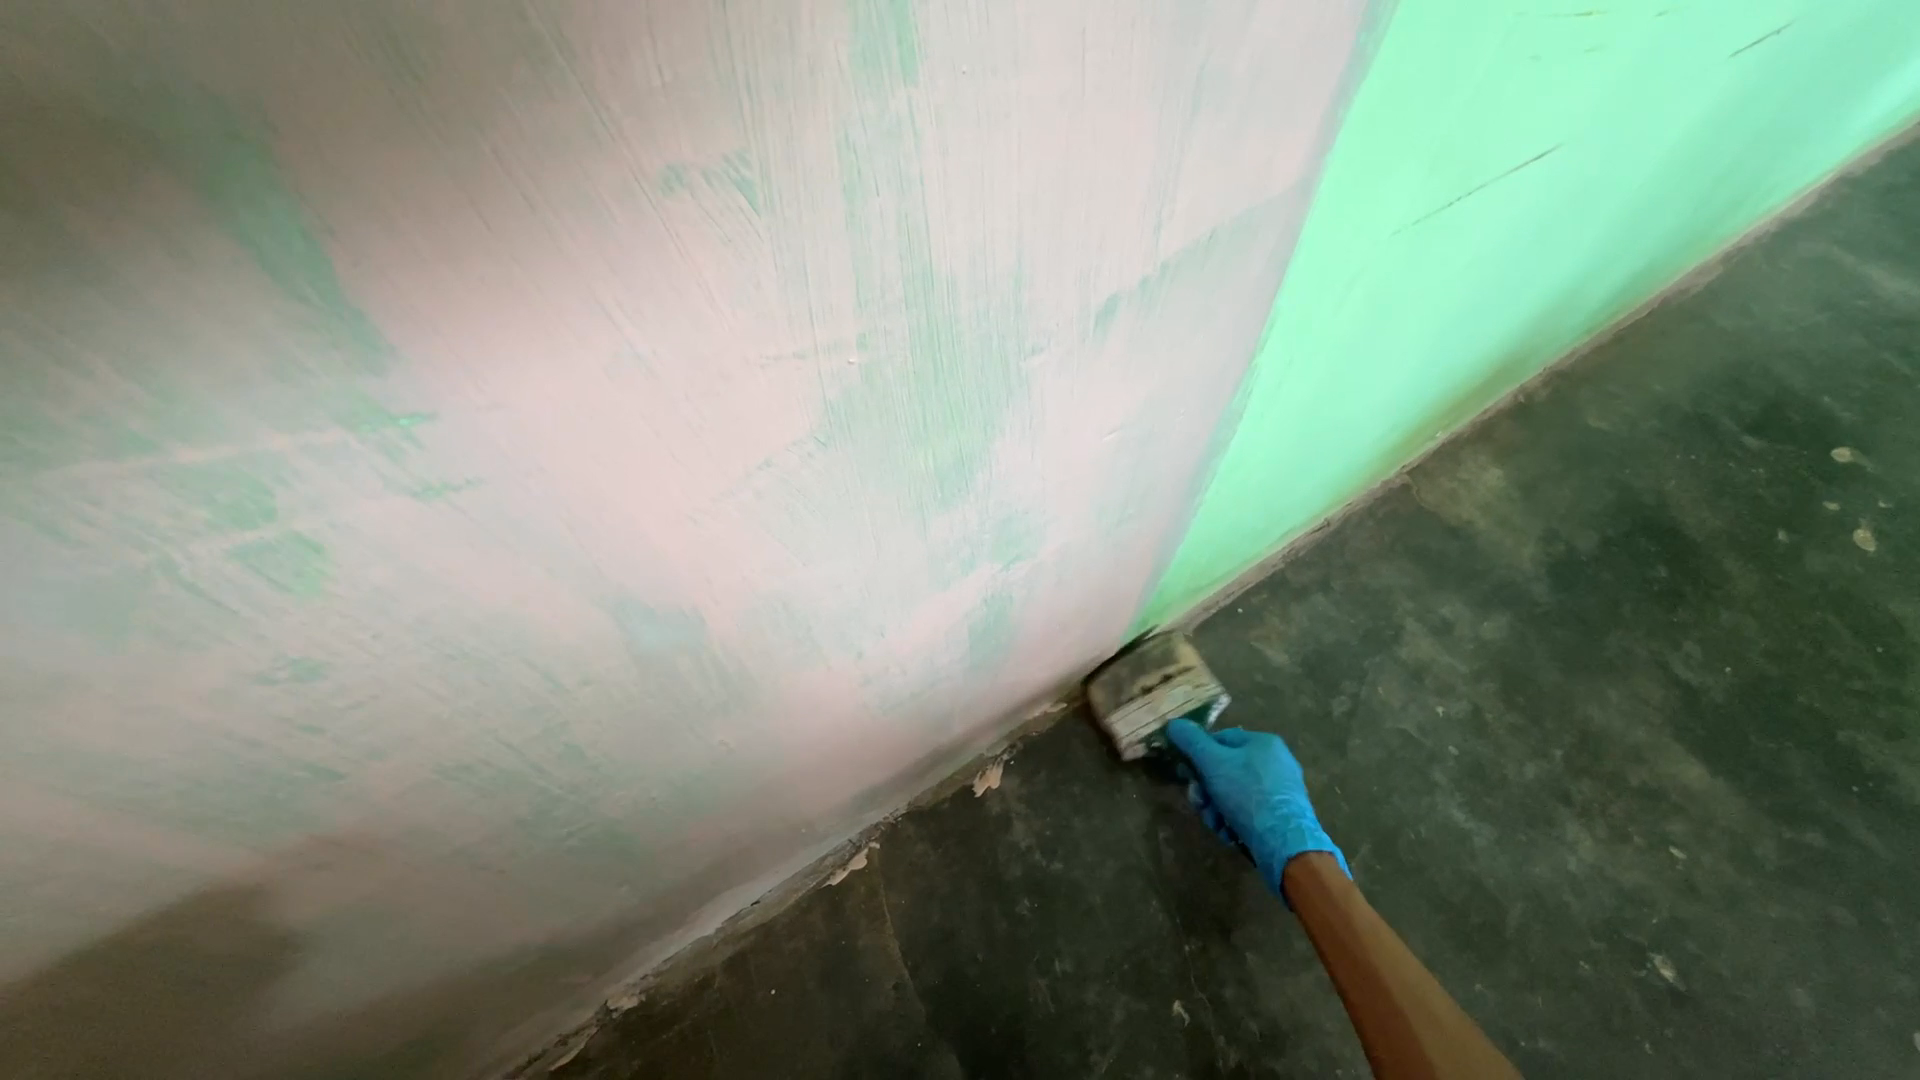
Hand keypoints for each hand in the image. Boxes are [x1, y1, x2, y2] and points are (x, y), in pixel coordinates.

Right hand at [1166, 717, 1348, 892]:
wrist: (1285, 843)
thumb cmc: (1247, 794)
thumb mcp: (1212, 762)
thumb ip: (1190, 741)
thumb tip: (1174, 724)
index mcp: (1262, 742)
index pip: (1219, 738)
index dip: (1197, 755)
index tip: (1186, 775)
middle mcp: (1275, 762)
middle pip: (1225, 769)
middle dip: (1206, 790)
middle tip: (1200, 805)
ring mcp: (1281, 790)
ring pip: (1233, 793)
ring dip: (1216, 809)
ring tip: (1216, 825)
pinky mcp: (1282, 816)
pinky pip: (1248, 811)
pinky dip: (1234, 821)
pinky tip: (1229, 834)